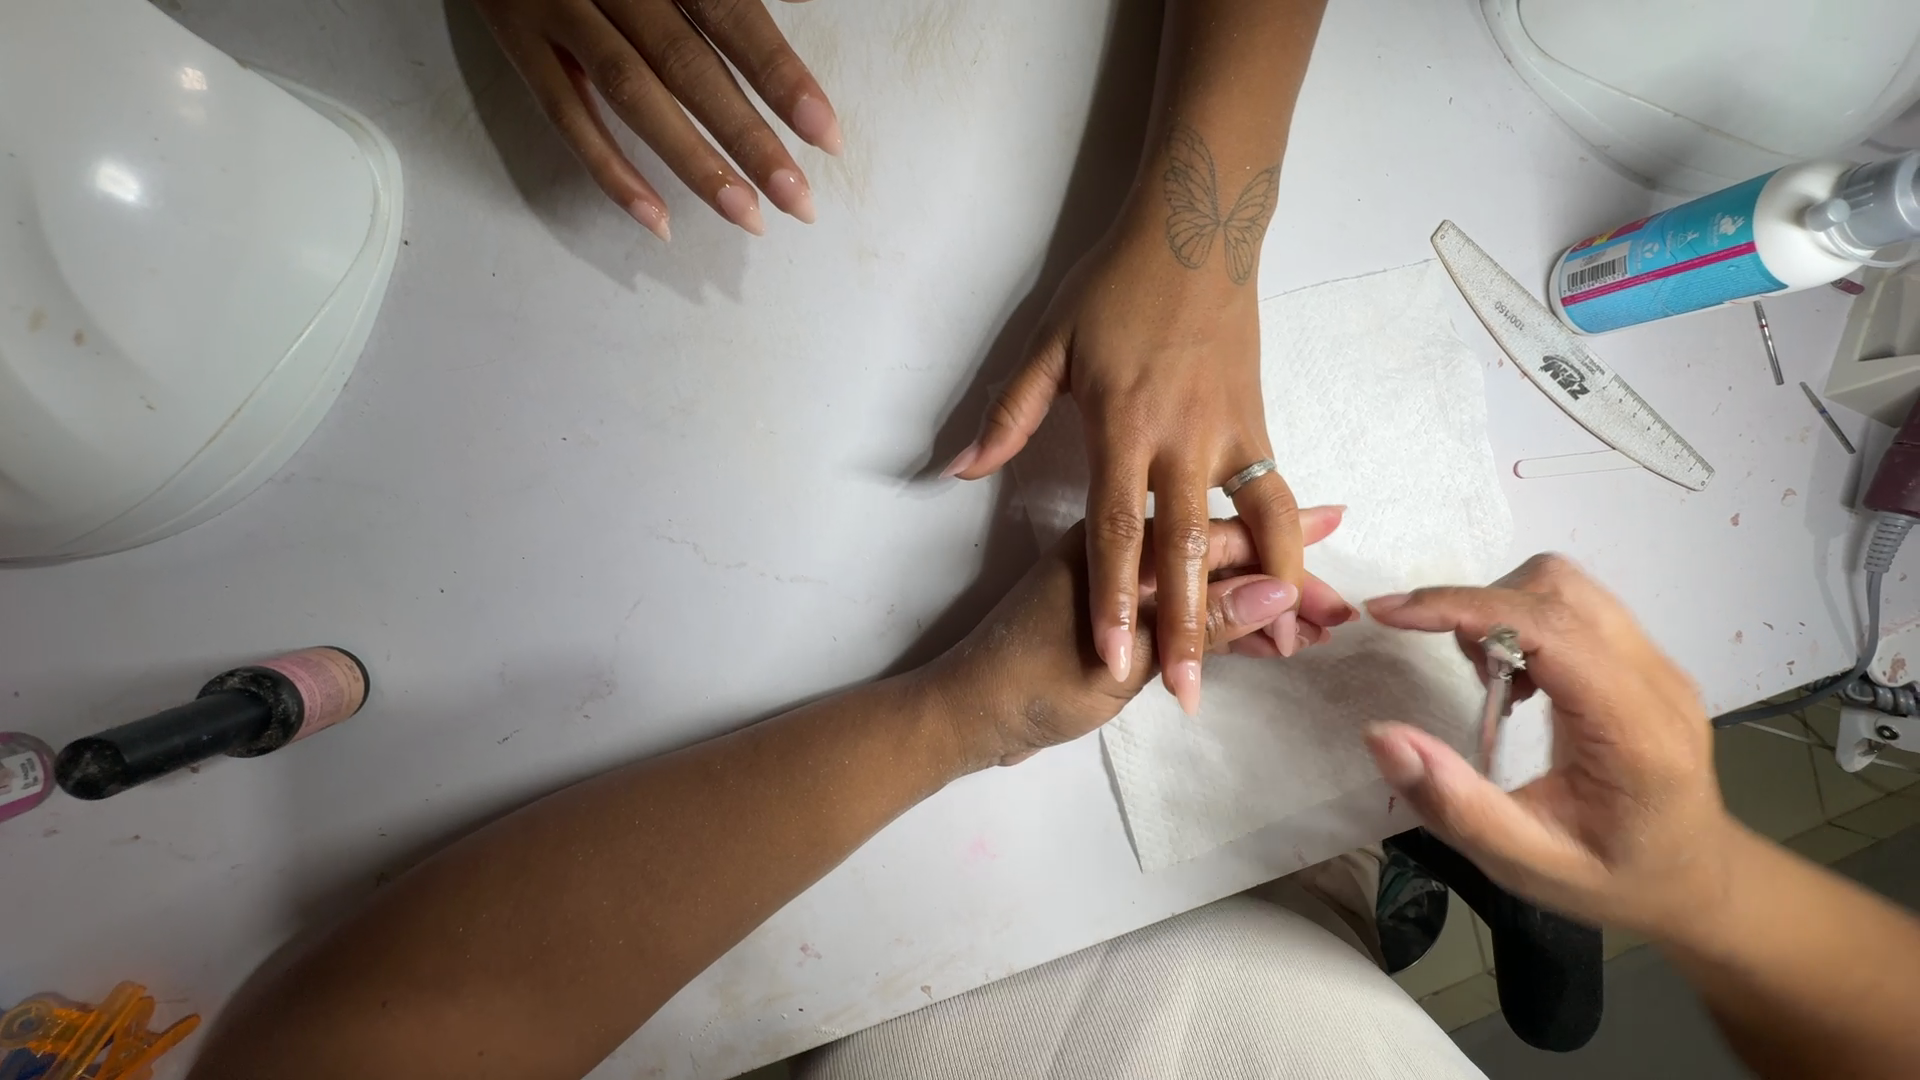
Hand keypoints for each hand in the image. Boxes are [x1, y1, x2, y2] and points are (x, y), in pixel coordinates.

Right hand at [471, 0, 842, 239]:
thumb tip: (810, 6)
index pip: (732, 15)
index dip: (781, 79)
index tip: (827, 138)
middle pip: (687, 65)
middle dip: (749, 139)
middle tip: (798, 202)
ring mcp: (555, 6)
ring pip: (631, 93)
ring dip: (694, 163)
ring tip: (748, 219)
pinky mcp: (516, 39)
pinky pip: (564, 114)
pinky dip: (611, 172)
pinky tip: (658, 222)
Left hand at [927, 508, 1350, 769]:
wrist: (967, 708)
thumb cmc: (1028, 679)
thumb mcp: (1117, 658)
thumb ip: (1195, 621)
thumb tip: (1275, 593)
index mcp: (1116, 539)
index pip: (1213, 539)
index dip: (1278, 561)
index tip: (1336, 570)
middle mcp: (1124, 549)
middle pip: (1220, 558)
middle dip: (1282, 587)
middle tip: (1341, 615)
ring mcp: (1122, 579)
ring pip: (1206, 584)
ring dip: (1259, 610)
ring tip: (1320, 631)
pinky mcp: (1120, 612)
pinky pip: (1182, 608)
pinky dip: (1222, 626)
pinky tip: (1266, 641)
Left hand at [944, 229, 1314, 716]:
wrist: (1198, 227)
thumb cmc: (1114, 287)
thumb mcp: (1048, 346)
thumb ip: (1008, 416)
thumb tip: (960, 469)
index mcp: (1122, 428)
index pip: (1115, 532)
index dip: (1113, 602)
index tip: (1111, 661)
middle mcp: (1182, 440)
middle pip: (1184, 548)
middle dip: (1187, 627)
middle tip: (1188, 695)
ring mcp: (1232, 432)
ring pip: (1254, 525)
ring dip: (1266, 591)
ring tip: (1281, 649)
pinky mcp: (1262, 420)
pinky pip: (1277, 491)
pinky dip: (1288, 537)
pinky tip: (1295, 575)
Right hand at [1362, 554, 1736, 939]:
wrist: (1698, 883)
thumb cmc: (1613, 877)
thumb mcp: (1526, 864)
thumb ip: (1454, 804)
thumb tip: (1379, 734)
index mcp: (1634, 731)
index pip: (1548, 629)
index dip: (1459, 608)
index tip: (1385, 615)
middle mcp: (1653, 678)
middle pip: (1554, 588)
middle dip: (1475, 610)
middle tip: (1458, 673)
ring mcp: (1653, 661)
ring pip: (1559, 584)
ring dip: (1497, 610)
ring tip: (1487, 677)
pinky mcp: (1638, 656)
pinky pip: (1566, 603)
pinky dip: (1516, 619)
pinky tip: (1513, 678)